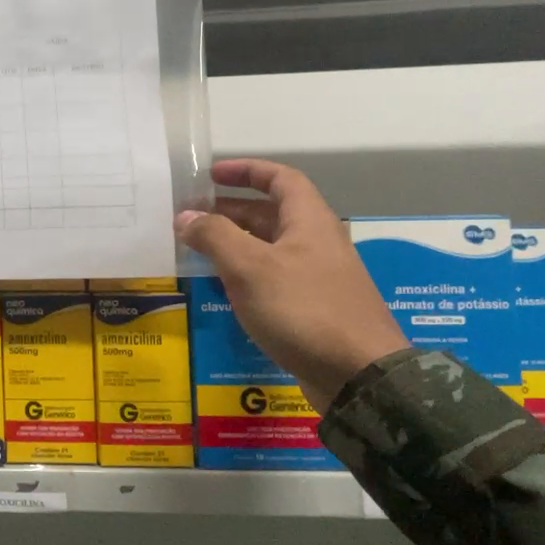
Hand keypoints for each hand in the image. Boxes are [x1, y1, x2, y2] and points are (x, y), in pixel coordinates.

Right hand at [177, 158, 409, 412]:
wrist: (358, 373)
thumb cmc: (303, 309)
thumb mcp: (249, 268)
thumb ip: (215, 236)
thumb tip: (186, 216)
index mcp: (309, 223)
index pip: (281, 179)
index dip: (247, 171)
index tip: (211, 174)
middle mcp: (316, 243)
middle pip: (272, 213)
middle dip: (231, 209)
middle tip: (191, 216)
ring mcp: (317, 276)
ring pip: (270, 247)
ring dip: (234, 243)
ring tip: (197, 250)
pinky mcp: (312, 307)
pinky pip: (272, 277)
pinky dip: (244, 273)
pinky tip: (222, 289)